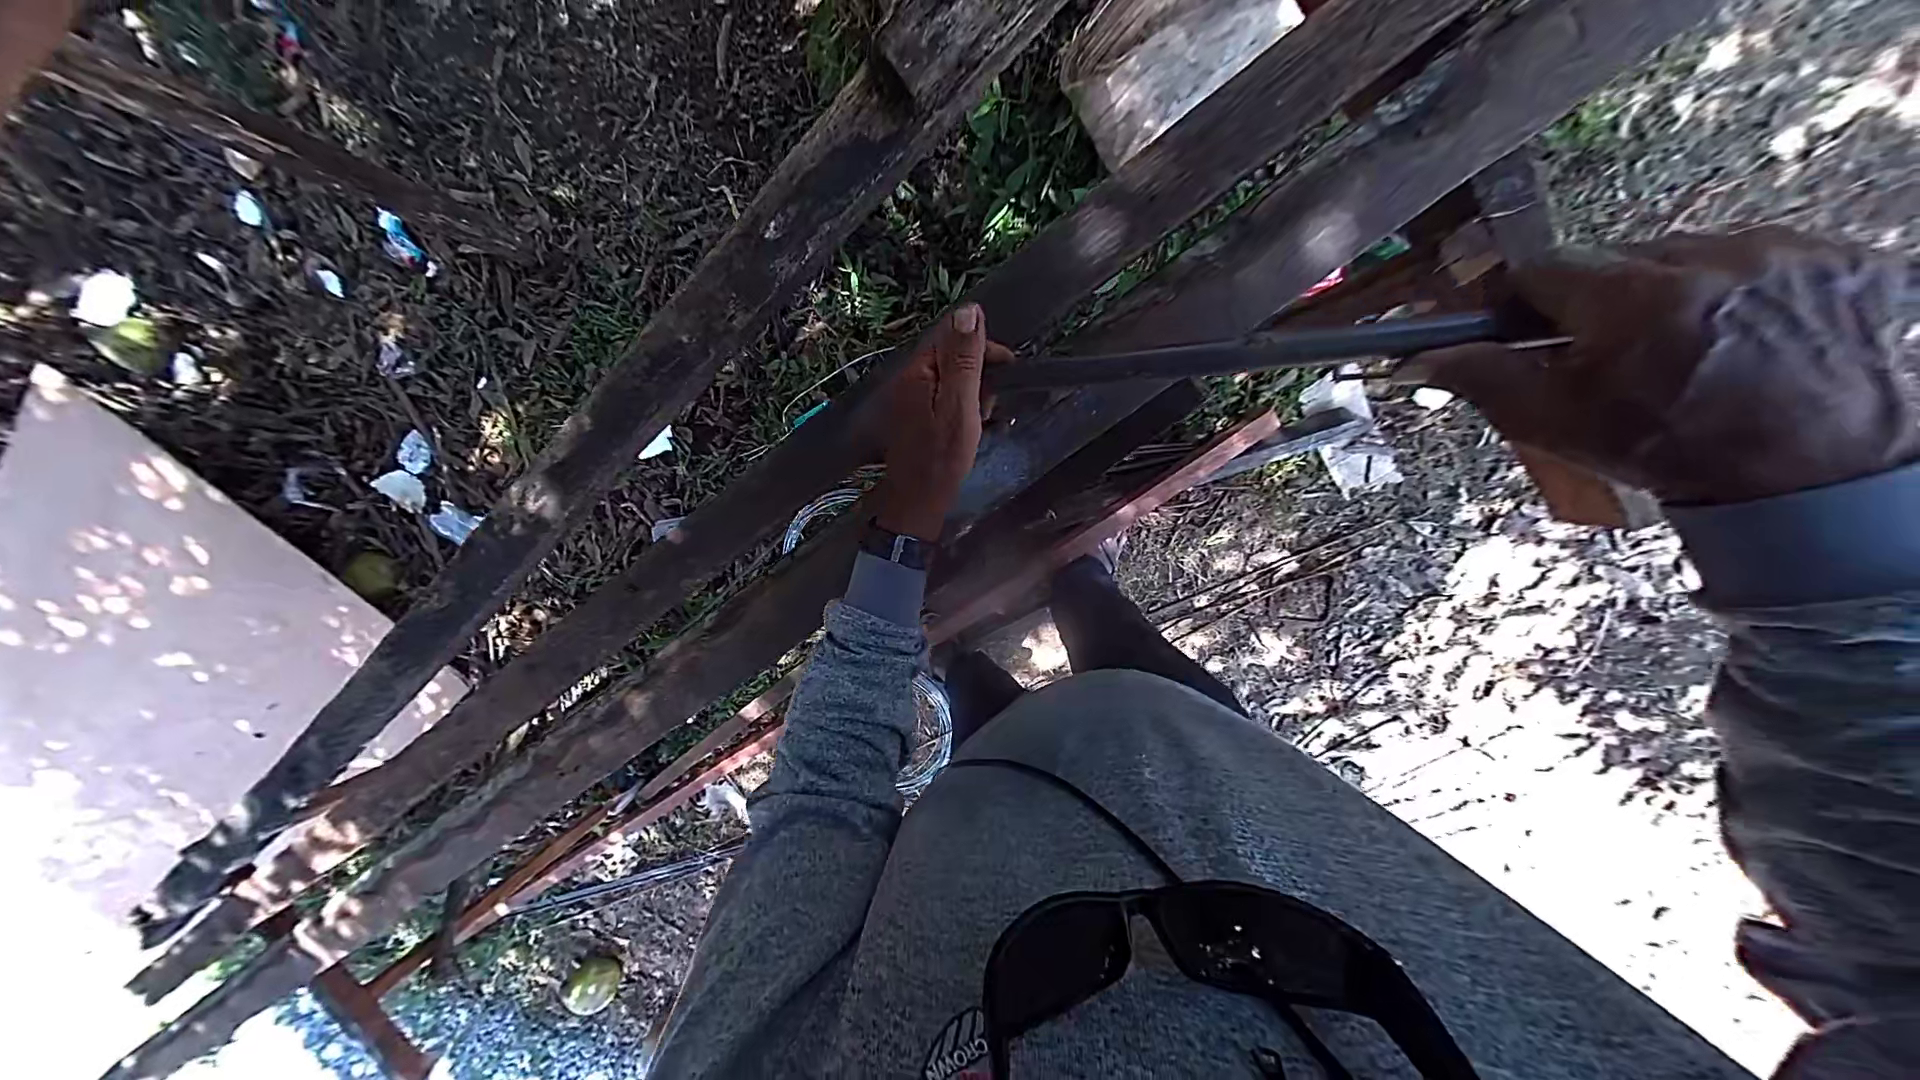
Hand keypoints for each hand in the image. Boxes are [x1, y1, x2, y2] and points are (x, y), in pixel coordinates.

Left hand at [873, 304, 1012, 539]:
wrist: (919, 501)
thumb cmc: (942, 457)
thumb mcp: (960, 405)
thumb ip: (964, 359)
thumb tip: (969, 311)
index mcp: (919, 370)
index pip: (953, 334)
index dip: (983, 347)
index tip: (1006, 369)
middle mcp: (911, 377)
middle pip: (954, 355)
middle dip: (981, 374)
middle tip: (991, 404)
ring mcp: (913, 396)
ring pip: (954, 378)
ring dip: (976, 393)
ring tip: (983, 419)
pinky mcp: (919, 414)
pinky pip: (948, 398)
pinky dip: (965, 408)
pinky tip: (973, 427)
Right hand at [1403, 227, 1917, 504]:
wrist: (1806, 476)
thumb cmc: (1663, 448)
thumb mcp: (1548, 419)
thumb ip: (1479, 376)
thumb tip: (1419, 359)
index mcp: (1630, 296)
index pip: (1542, 268)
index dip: (1517, 300)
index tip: (1511, 326)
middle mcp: (1712, 258)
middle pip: (1611, 260)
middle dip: (1589, 300)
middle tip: (1589, 349)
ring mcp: (1787, 253)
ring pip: (1682, 255)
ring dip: (1658, 292)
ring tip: (1665, 346)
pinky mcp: (1845, 259)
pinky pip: (1756, 257)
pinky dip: (1729, 288)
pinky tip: (1728, 333)